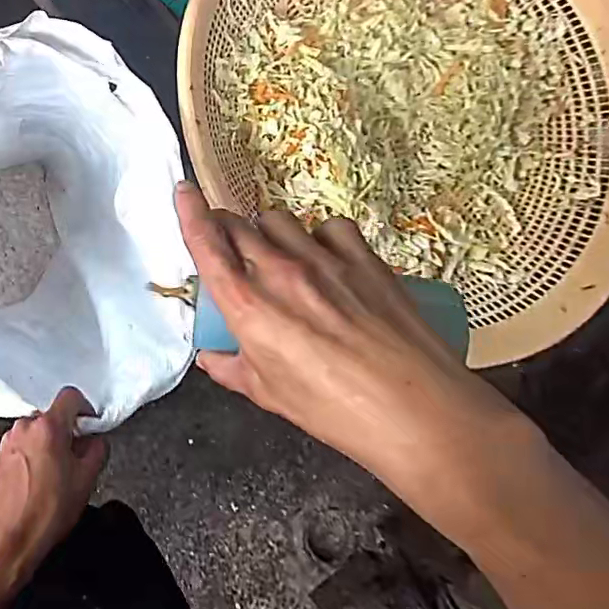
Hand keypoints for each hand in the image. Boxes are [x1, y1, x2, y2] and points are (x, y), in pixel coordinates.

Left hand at [0, 387, 107, 580]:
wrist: (11, 533)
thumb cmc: (48, 508)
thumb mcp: (86, 480)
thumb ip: (96, 451)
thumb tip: (96, 439)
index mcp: (48, 426)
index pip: (70, 396)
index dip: (85, 408)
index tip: (90, 425)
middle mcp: (25, 426)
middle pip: (52, 415)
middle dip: (66, 431)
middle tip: (77, 456)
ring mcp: (9, 438)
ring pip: (37, 430)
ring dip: (49, 443)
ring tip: (58, 472)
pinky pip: (23, 443)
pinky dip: (34, 452)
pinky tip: (39, 478)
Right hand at [172, 181, 520, 489]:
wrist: (425, 418)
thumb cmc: (336, 412)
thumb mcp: (269, 393)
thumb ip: (231, 368)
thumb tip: (210, 357)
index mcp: (247, 305)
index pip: (206, 242)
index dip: (189, 210)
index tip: (183, 191)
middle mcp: (280, 273)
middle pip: (238, 224)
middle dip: (224, 227)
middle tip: (226, 243)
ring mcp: (326, 263)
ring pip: (278, 219)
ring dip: (266, 230)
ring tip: (275, 252)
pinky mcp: (367, 262)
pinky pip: (331, 227)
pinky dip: (318, 235)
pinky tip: (325, 256)